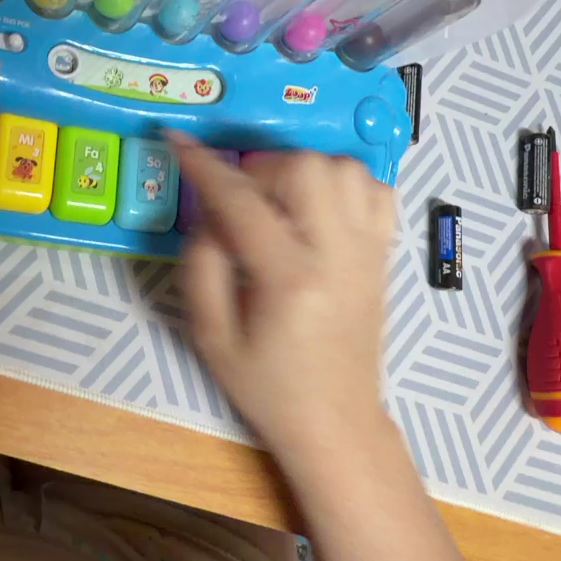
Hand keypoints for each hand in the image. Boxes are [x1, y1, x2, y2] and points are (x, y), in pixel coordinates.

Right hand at [172, 134, 400, 473]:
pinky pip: (373, 189)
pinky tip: (315, 206)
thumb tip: (209, 211)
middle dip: (261, 168)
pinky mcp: (383, 253)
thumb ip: (201, 264)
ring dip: (302, 169)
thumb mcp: (211, 335)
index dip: (204, 166)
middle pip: (307, 168)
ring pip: (344, 168)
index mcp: (289, 279)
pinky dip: (341, 182)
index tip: (177, 140)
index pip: (242, 202)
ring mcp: (369, 250)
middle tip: (239, 196)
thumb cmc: (266, 385)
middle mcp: (338, 254)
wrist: (336, 421)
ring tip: (277, 200)